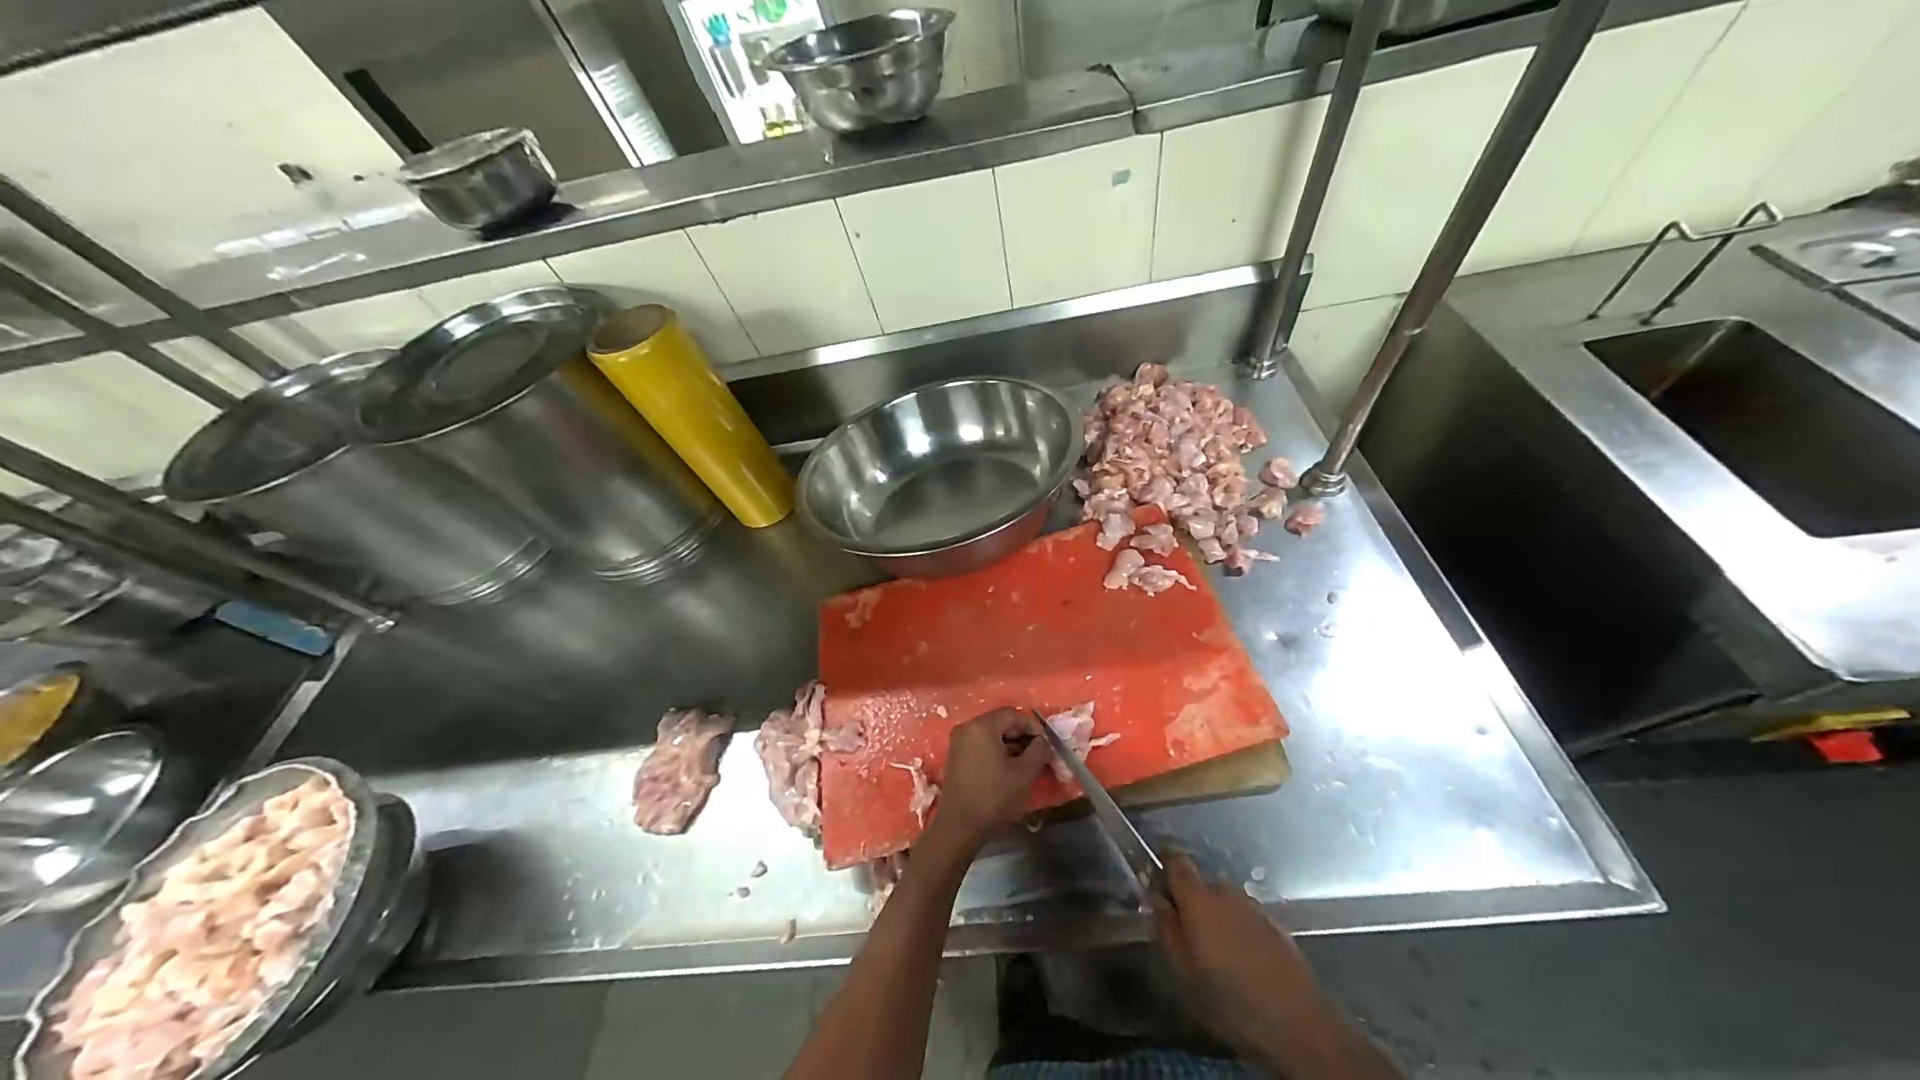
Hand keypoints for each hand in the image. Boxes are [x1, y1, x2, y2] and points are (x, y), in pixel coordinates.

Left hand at [929, 708, 1051, 846]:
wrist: (960, 825)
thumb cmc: (995, 795)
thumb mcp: (1024, 773)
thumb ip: (1038, 751)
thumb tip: (1043, 742)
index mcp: (981, 726)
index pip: (1012, 714)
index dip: (1032, 726)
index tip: (1046, 743)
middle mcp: (967, 728)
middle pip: (999, 723)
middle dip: (1021, 736)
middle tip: (1039, 753)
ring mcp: (958, 743)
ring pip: (990, 735)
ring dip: (1010, 745)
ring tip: (1027, 763)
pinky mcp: (956, 758)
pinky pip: (980, 746)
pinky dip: (996, 752)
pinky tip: (1009, 769)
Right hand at [1155, 856, 1401, 1078]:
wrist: (1298, 1025)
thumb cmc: (1229, 1000)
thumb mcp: (1184, 972)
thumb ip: (1166, 929)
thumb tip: (1155, 899)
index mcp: (1198, 900)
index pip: (1177, 862)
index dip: (1165, 860)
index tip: (1156, 868)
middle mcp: (1227, 895)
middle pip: (1202, 883)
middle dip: (1190, 898)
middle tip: (1183, 927)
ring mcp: (1255, 909)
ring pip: (1225, 901)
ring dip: (1216, 914)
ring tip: (1213, 946)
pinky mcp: (1277, 927)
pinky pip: (1246, 917)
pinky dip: (1238, 927)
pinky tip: (1240, 957)